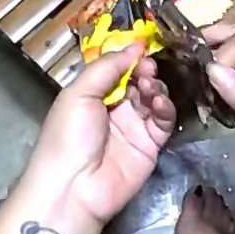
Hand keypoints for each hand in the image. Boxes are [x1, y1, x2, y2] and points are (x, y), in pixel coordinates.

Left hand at [23, 46, 176, 224]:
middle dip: (145, 70)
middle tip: (148, 68)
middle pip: (138, 81)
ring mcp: (134, 127)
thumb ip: (106, 67)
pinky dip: (165, 108)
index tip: (142, 47)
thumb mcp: (78, 94)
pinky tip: (159, 103)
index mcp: (92, 94)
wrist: (75, 188)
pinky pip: (164, 121)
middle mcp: (114, 108)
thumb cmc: (68, 137)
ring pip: (154, 97)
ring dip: (155, 87)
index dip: (130, 57)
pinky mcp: (151, 145)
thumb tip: (134, 44)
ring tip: (150, 86)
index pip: (116, 68)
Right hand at [201, 25, 234, 198]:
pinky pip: (226, 80)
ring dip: (207, 62)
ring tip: (186, 75)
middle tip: (182, 58)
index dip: (220, 55)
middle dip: (209, 43)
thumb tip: (212, 69)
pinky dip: (210, 82)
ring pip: (229, 59)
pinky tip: (198, 95)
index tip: (203, 78)